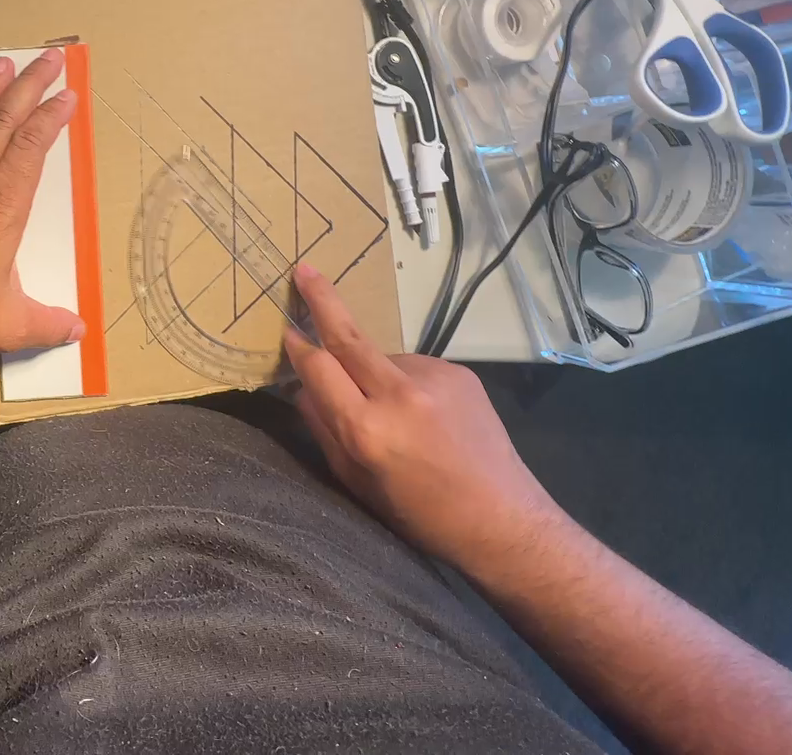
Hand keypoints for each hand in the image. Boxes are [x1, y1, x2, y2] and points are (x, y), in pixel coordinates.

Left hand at [0, 49, 84, 364]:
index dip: (52, 118)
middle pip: (4, 123)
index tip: (68, 95)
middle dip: (29, 86)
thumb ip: (47, 323)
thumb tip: (79, 331)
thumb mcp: (6, 325)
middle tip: (48, 57)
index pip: (32, 148)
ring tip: (4, 64)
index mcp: (3, 208)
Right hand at [282, 264, 567, 572]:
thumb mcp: (355, 481)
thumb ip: (323, 428)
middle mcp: (398, 395)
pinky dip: (405, 382)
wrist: (505, 521)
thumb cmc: (418, 512)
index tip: (287, 330)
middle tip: (305, 269)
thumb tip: (302, 387)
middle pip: (349, 336)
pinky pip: (413, 367)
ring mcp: (433, 379)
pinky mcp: (459, 373)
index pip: (318, 368)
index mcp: (366, 428)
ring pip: (381, 357)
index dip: (298, 346)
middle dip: (323, 300)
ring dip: (372, 371)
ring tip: (397, 415)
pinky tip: (424, 415)